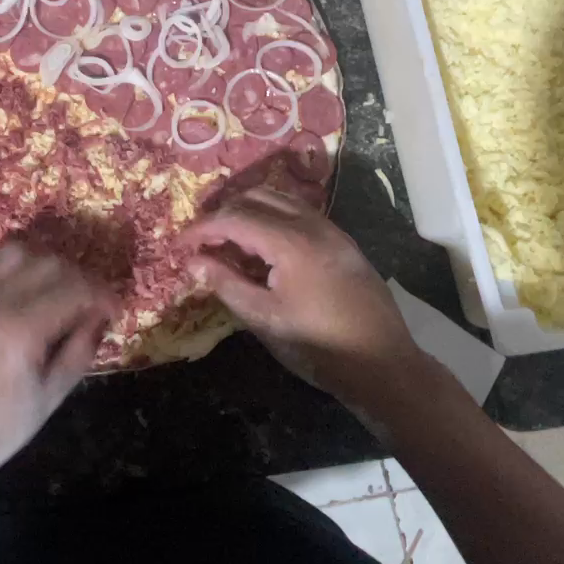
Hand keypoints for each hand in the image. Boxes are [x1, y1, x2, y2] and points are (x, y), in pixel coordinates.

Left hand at [0, 241, 115, 483]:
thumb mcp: (52, 396)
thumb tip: (101, 316)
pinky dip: (15, 267)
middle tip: (93, 305)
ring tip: (60, 293)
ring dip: (48, 266)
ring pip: (20, 252)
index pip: (76, 288)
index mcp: (21, 328)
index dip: (104, 295)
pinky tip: (25, 290)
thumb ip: (81, 349)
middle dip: (81, 280)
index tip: (116, 310)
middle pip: (52, 264)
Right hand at [182, 188, 429, 414]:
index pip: (234, 219)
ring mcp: (331, 230)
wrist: (384, 365)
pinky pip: (299, 214)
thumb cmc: (318, 346)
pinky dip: (272, 219)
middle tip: (202, 241)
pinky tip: (263, 249)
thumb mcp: (264, 319)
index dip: (202, 229)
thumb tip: (194, 261)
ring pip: (280, 201)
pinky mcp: (342, 242)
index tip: (180, 245)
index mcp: (291, 241)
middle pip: (256, 198)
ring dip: (249, 212)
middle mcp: (312, 224)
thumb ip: (226, 284)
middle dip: (223, 214)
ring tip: (228, 242)